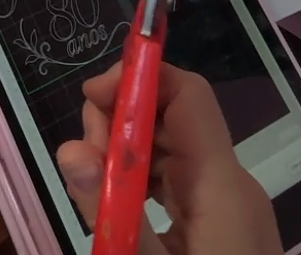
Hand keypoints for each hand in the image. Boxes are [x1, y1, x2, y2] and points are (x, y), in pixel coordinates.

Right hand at [55, 62, 281, 254]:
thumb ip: (109, 211)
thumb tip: (71, 150)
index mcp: (224, 187)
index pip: (187, 94)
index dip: (138, 77)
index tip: (90, 98)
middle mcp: (230, 184)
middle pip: (168, 113)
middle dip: (117, 120)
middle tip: (82, 162)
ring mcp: (227, 204)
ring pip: (165, 142)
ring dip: (120, 150)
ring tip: (95, 191)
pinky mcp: (218, 223)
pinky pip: (172, 174)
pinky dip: (136, 175)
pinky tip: (117, 206)